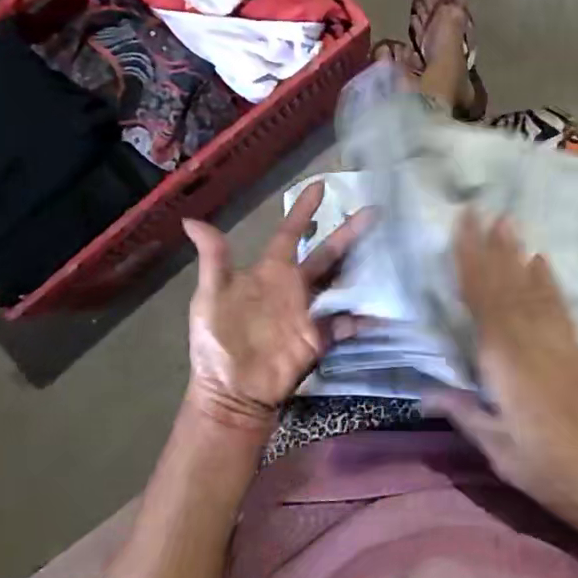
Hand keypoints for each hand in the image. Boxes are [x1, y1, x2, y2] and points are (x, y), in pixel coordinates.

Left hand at [183, 180, 367, 434]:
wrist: (230, 390)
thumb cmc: (217, 341)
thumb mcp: (210, 295)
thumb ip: (213, 259)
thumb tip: (191, 220)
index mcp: (268, 272)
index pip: (289, 234)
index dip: (303, 211)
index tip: (320, 186)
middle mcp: (293, 287)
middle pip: (325, 254)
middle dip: (348, 232)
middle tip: (373, 211)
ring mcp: (308, 313)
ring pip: (340, 282)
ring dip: (361, 266)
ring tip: (386, 248)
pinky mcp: (318, 338)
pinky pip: (344, 324)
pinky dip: (362, 318)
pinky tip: (383, 310)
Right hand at [424, 212, 577, 539]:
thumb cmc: (554, 470)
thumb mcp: (500, 450)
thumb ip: (464, 413)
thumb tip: (425, 391)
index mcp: (507, 360)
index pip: (482, 299)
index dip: (469, 261)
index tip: (460, 225)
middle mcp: (533, 341)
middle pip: (507, 285)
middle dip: (490, 246)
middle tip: (479, 209)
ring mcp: (559, 343)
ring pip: (532, 288)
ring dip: (517, 253)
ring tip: (508, 222)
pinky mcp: (577, 352)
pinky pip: (557, 306)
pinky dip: (547, 281)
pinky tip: (542, 264)